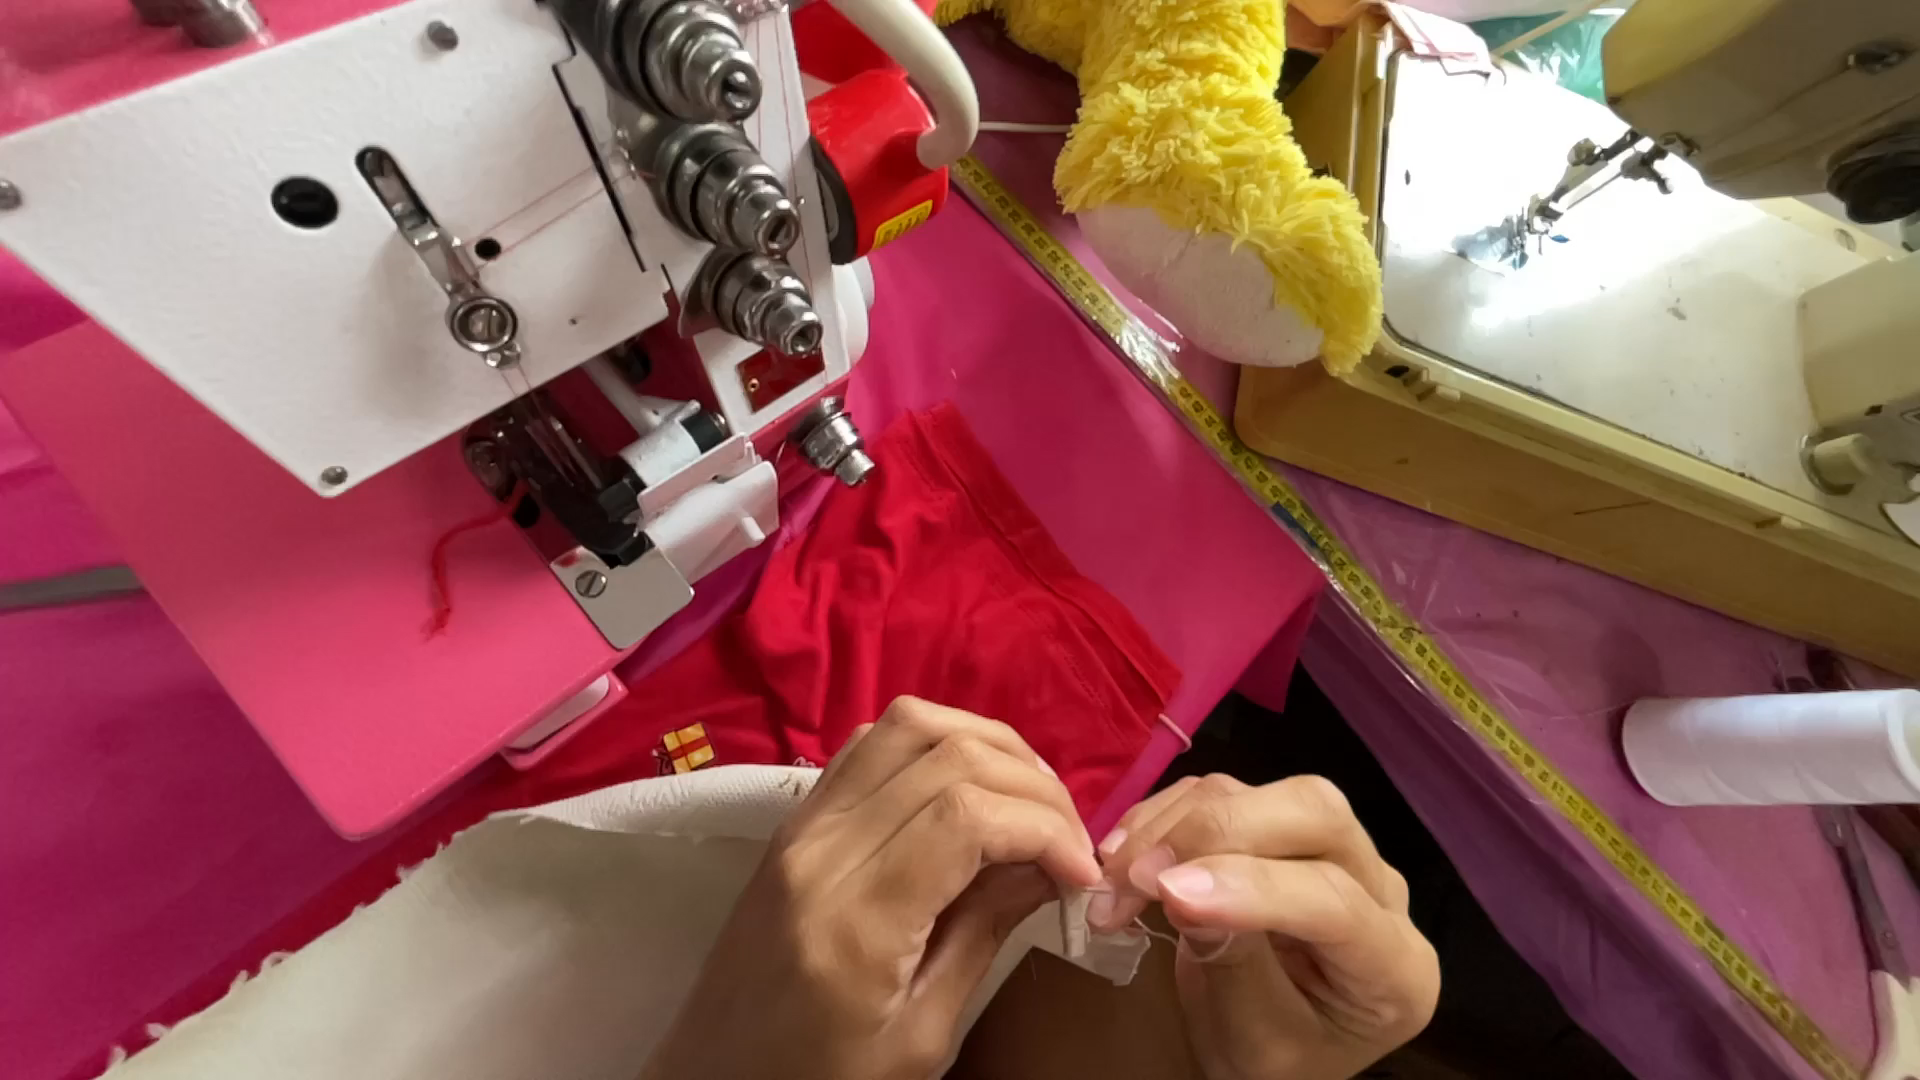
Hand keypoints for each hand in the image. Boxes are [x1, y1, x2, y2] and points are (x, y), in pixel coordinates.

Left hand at [640, 697, 1102, 1079]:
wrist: (709, 1077)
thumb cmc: (819, 1079)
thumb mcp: (920, 1037)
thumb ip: (986, 933)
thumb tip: (1050, 861)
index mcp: (855, 918)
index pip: (965, 815)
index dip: (1042, 827)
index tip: (1082, 869)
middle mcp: (824, 845)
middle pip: (947, 755)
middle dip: (1030, 783)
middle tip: (1068, 833)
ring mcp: (804, 817)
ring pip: (910, 723)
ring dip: (987, 742)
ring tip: (1029, 793)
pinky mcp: (799, 810)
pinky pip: (874, 738)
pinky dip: (936, 738)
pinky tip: (967, 777)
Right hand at [1089, 774, 1438, 1079]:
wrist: (1258, 1046)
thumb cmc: (1268, 1059)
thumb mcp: (1254, 1041)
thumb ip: (1230, 963)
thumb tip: (1176, 886)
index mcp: (1393, 964)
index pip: (1336, 902)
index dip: (1251, 888)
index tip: (1169, 895)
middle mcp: (1374, 886)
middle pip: (1313, 812)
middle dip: (1214, 830)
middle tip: (1137, 874)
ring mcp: (1320, 843)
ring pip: (1249, 792)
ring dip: (1169, 827)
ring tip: (1111, 879)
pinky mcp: (1268, 820)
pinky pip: (1212, 792)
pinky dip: (1159, 817)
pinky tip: (1120, 856)